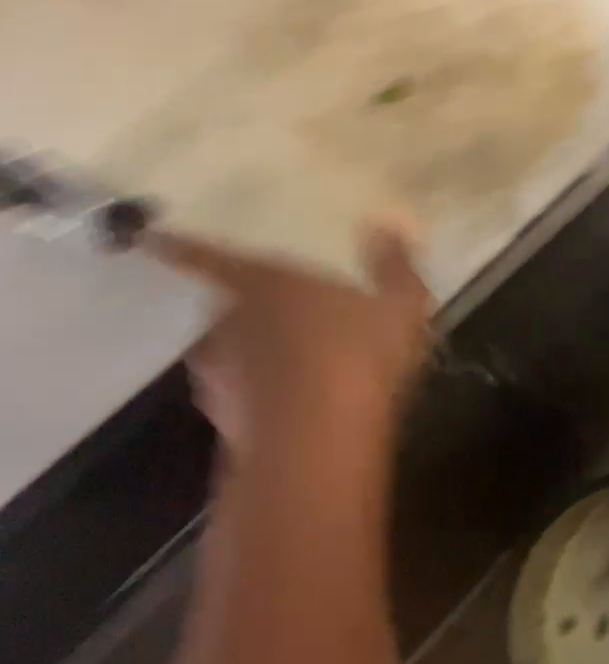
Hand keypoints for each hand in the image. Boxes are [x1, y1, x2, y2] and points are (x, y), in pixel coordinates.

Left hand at [149, 215, 433, 456]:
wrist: (315, 442)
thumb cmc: (358, 354)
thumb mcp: (400, 301)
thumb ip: (392, 262)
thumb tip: (388, 221)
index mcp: (263, 282)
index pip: (206, 255)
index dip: (182, 245)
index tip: (154, 234)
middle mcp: (228, 319)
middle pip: (228, 299)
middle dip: (254, 296)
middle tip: (287, 294)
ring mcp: (221, 368)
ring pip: (235, 342)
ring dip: (261, 340)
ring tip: (303, 344)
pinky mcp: (226, 410)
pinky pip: (245, 380)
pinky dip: (266, 377)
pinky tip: (303, 384)